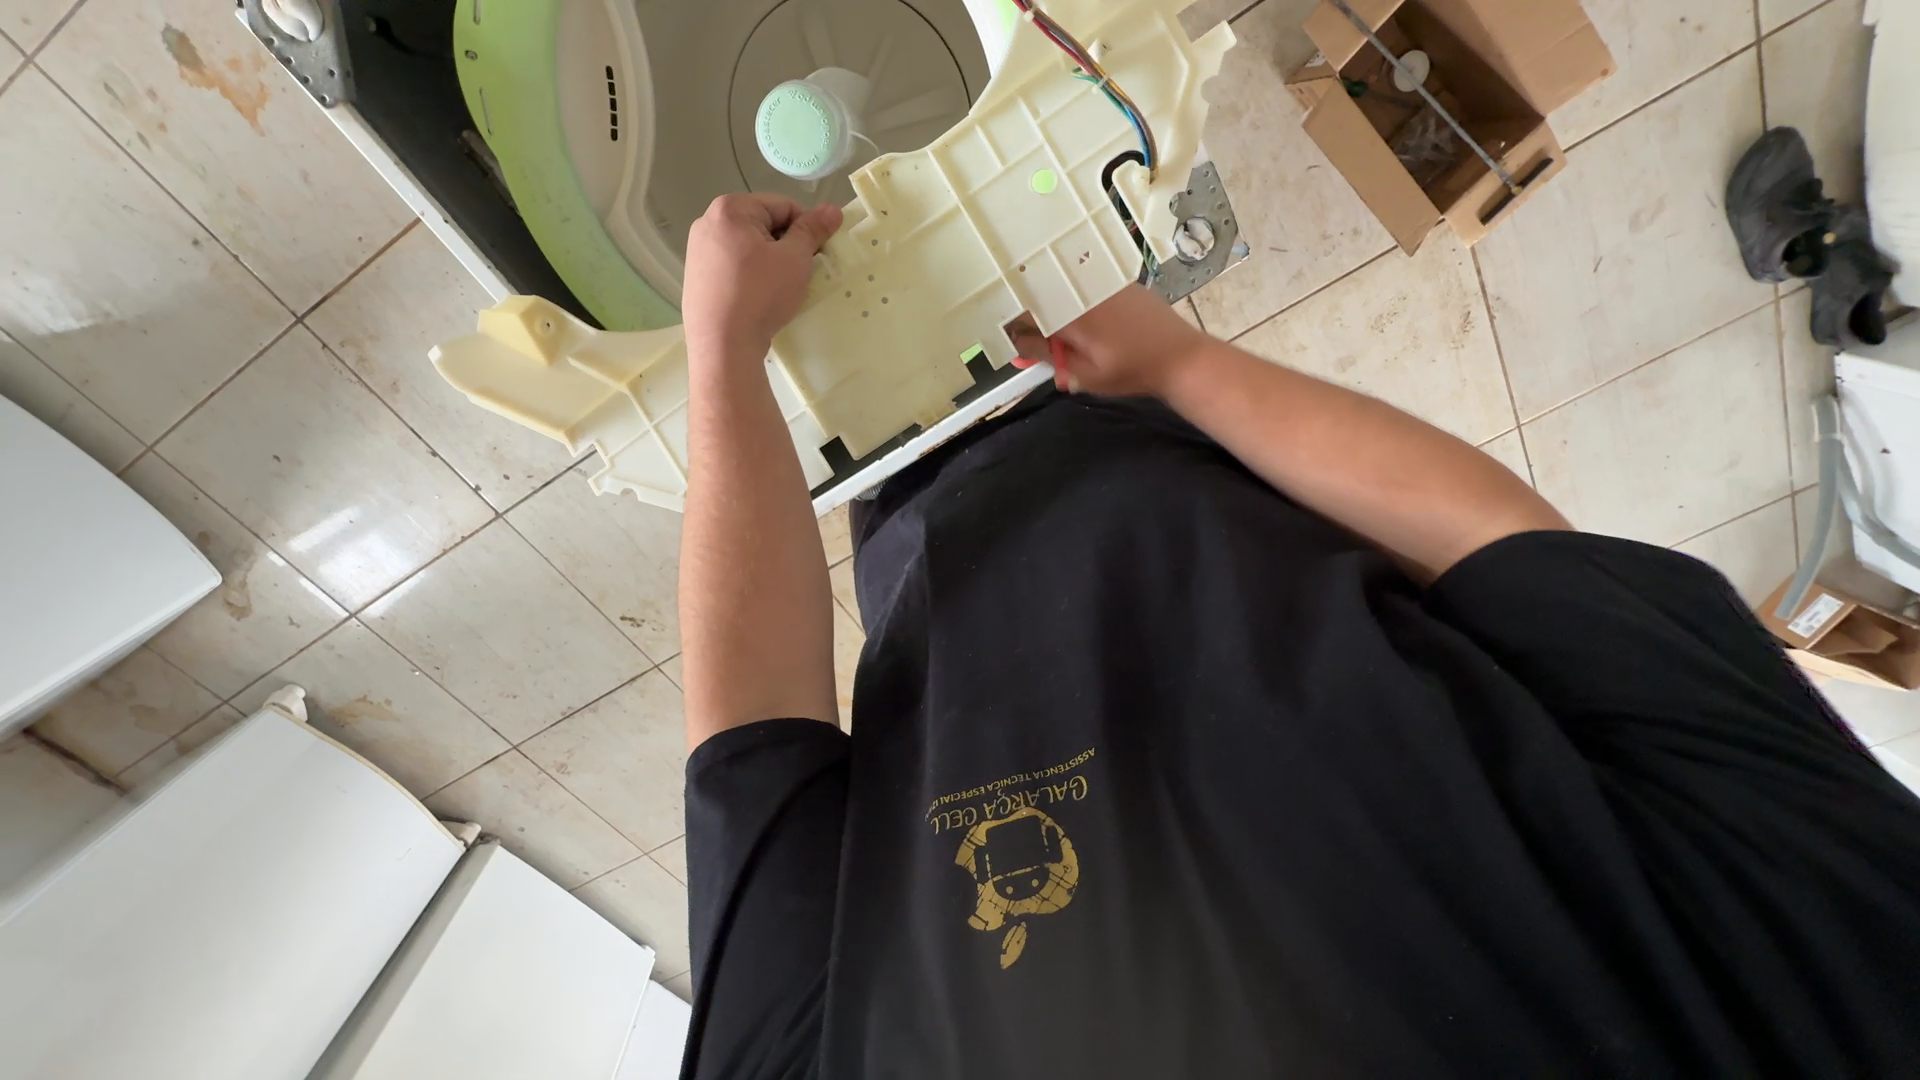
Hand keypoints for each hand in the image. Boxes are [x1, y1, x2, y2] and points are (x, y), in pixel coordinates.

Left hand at [682, 194, 842, 363]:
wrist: (722, 344)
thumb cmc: (761, 294)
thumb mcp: (794, 260)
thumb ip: (812, 231)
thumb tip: (833, 210)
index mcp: (731, 209)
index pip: (783, 206)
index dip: (807, 228)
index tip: (818, 255)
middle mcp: (708, 222)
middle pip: (763, 225)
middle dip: (786, 246)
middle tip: (800, 274)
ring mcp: (698, 251)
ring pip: (748, 248)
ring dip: (769, 262)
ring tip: (779, 290)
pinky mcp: (697, 277)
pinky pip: (733, 267)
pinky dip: (751, 277)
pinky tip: (758, 299)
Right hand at [1006, 285, 1209, 398]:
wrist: (1180, 357)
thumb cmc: (1129, 371)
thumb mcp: (1083, 374)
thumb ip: (1047, 355)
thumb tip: (1016, 343)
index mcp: (1072, 313)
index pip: (1027, 312)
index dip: (1017, 328)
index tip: (1019, 345)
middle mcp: (1084, 289)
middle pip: (1045, 297)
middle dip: (1037, 321)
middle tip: (1043, 348)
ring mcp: (1104, 282)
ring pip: (1066, 291)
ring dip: (1058, 311)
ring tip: (1070, 340)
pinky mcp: (1120, 283)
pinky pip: (1087, 288)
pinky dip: (1078, 303)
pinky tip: (1091, 326)